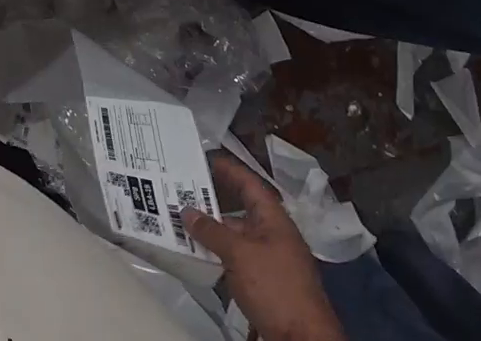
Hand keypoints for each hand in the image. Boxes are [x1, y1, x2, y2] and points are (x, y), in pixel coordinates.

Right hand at [185, 155, 345, 340]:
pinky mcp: (262, 281)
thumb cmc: (274, 287)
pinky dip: (215, 251)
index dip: (228, 169)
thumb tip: (186, 211)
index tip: (202, 157)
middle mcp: (272, 235)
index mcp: (274, 220)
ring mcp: (268, 259)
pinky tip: (193, 251)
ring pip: (234, 235)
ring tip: (178, 218)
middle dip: (211, 199)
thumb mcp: (239, 255)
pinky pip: (234, 256)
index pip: (249, 184)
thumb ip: (211, 231)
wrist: (302, 339)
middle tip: (179, 187)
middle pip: (239, 208)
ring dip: (210, 228)